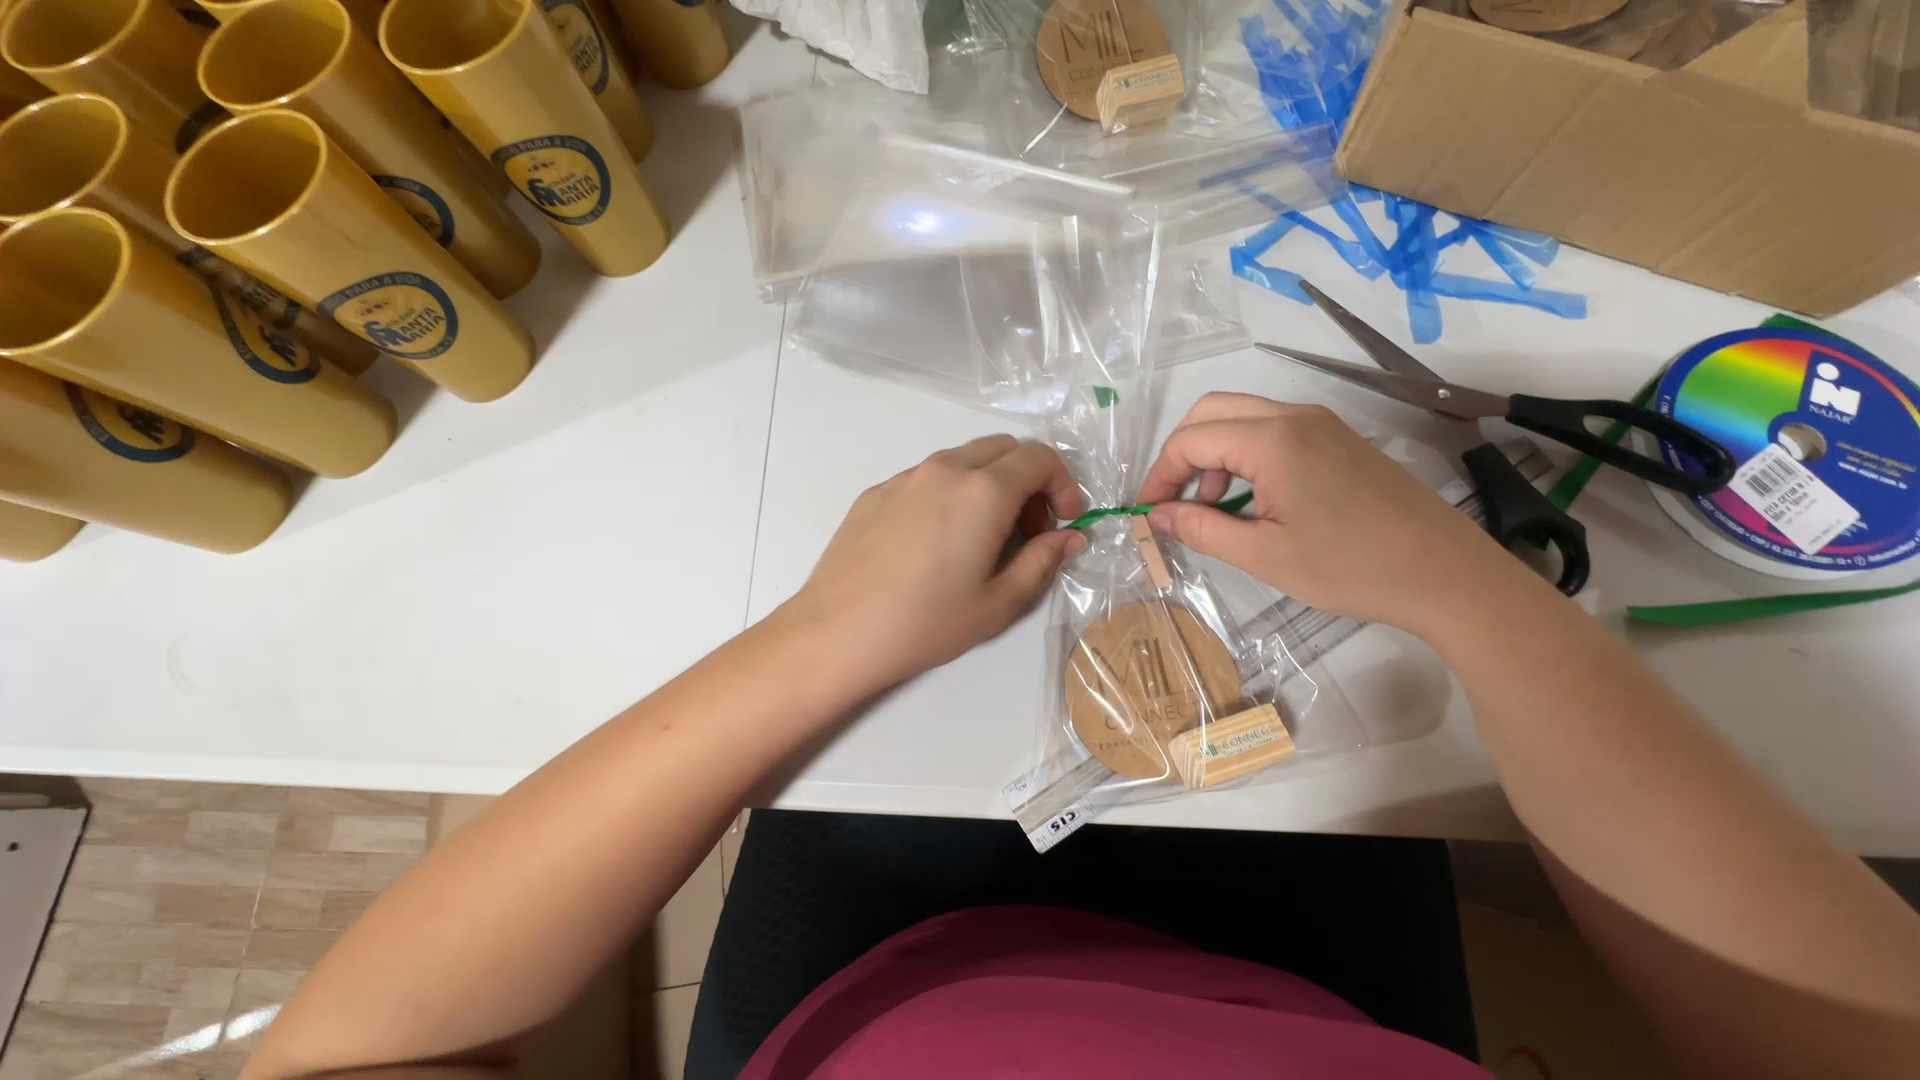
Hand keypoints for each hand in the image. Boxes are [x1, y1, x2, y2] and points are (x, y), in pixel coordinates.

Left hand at [784, 435, 1086, 688]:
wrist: (838, 632)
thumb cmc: (926, 623)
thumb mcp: (998, 602)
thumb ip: (1042, 561)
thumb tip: (1070, 537)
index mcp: (983, 491)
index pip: (1040, 458)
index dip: (1064, 485)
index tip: (1063, 521)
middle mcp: (944, 470)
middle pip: (1004, 448)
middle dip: (1029, 479)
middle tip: (1029, 528)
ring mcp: (905, 478)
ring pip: (963, 459)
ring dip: (989, 483)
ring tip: (985, 537)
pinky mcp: (876, 493)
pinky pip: (927, 477)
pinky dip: (951, 493)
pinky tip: (938, 542)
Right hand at [1139, 393, 1528, 633]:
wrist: (1444, 571)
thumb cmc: (1350, 567)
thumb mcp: (1264, 555)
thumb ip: (1202, 529)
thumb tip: (1158, 515)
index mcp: (1272, 441)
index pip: (1190, 440)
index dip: (1160, 475)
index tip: (1149, 512)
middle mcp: (1294, 417)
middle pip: (1211, 411)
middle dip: (1181, 453)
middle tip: (1176, 501)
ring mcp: (1321, 423)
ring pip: (1242, 416)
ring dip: (1213, 451)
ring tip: (1214, 505)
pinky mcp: (1338, 438)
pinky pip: (1273, 429)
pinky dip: (1245, 452)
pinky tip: (1254, 498)